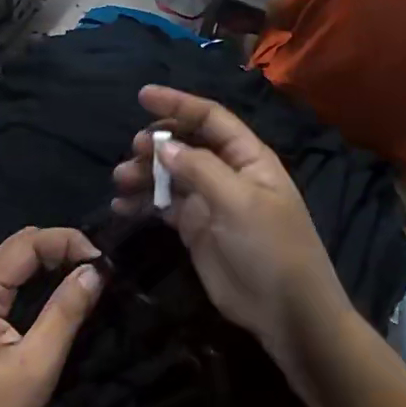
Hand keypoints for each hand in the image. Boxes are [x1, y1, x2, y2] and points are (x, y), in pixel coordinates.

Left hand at [0, 228, 102, 406]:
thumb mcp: (35, 367)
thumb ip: (66, 311)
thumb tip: (96, 268)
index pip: (28, 242)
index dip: (68, 240)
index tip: (103, 261)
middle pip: (23, 247)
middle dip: (64, 246)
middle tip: (100, 266)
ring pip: (20, 266)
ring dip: (56, 262)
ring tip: (91, 275)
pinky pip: (17, 287)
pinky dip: (45, 281)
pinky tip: (66, 293)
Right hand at [113, 85, 352, 369]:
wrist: (286, 310)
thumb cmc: (271, 246)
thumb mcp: (240, 203)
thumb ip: (201, 170)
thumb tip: (165, 145)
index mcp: (248, 156)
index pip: (211, 118)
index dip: (178, 104)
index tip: (143, 96)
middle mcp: (228, 172)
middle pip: (187, 144)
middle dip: (158, 142)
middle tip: (132, 151)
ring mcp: (211, 201)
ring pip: (172, 174)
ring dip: (146, 172)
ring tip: (120, 180)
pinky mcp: (196, 229)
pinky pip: (165, 205)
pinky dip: (144, 202)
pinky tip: (123, 205)